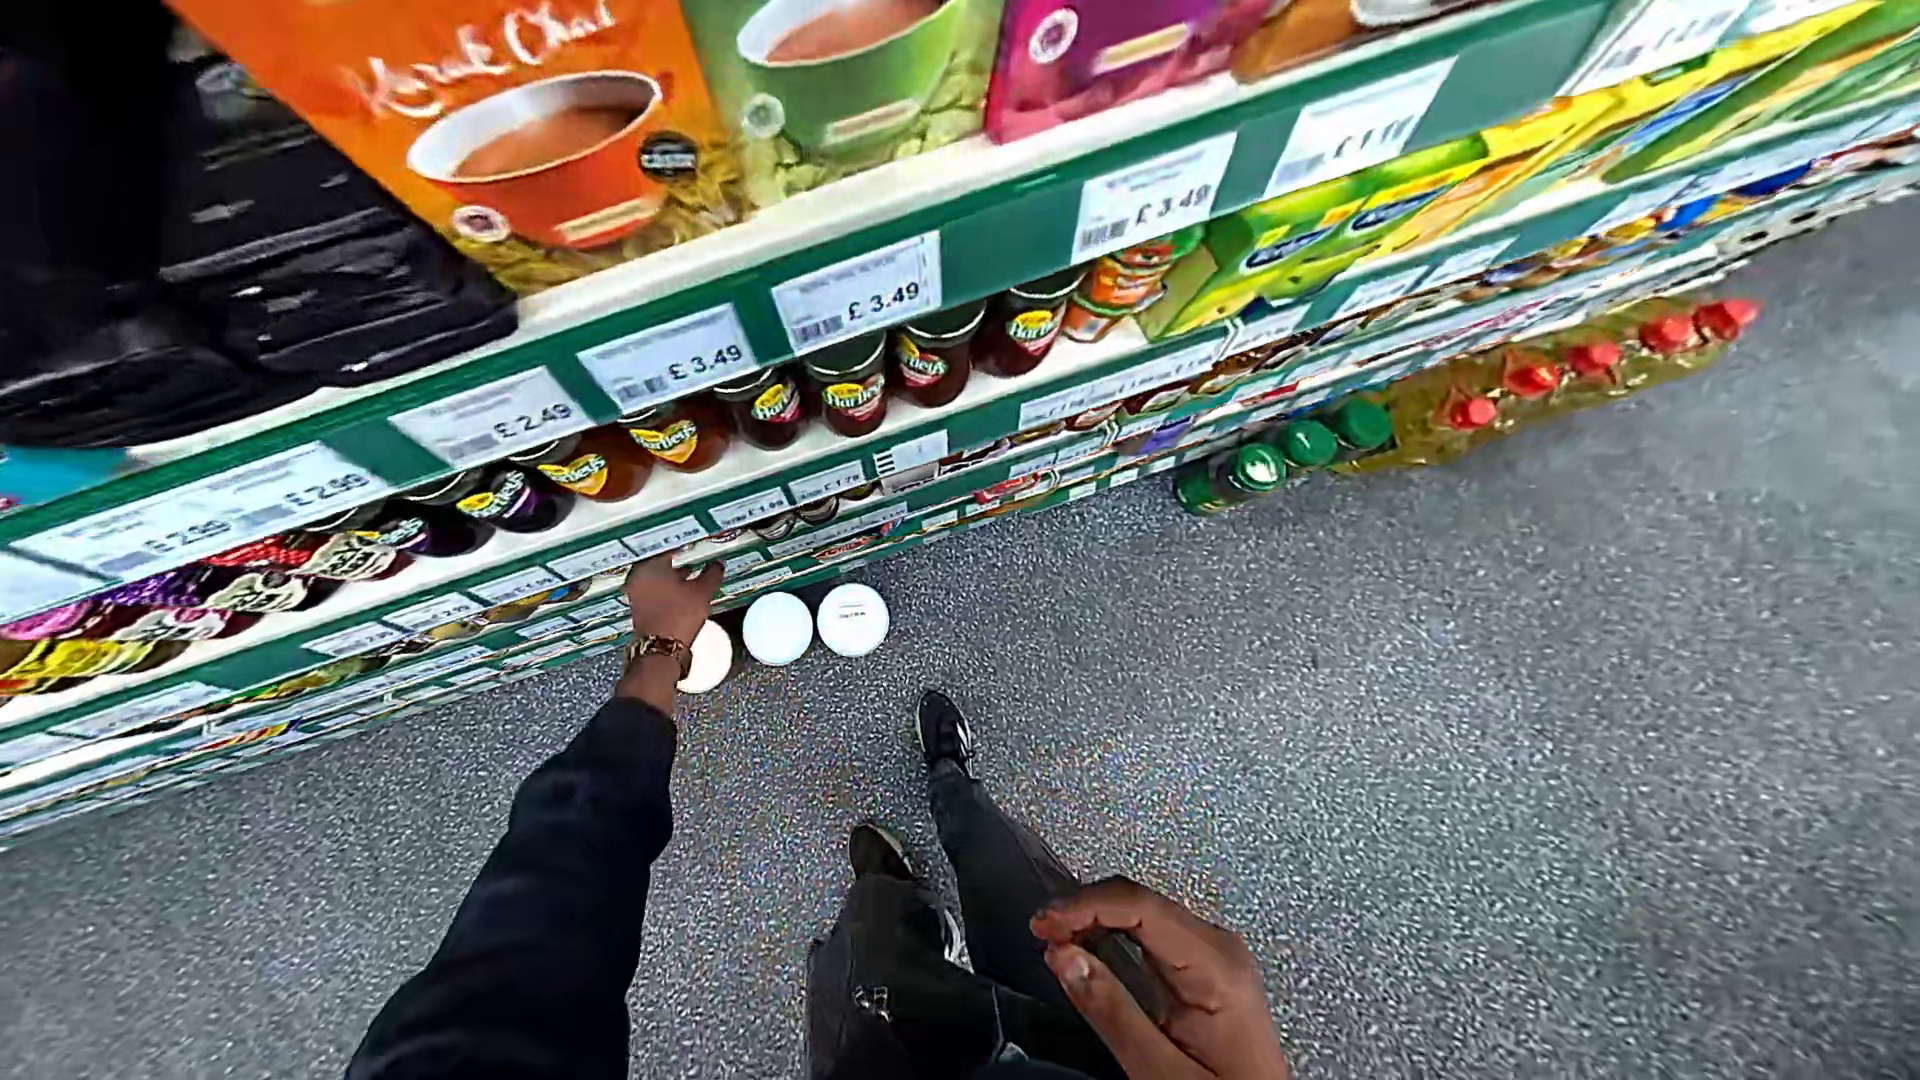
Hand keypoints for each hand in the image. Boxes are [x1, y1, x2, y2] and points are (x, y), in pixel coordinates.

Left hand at [623, 554, 721, 642]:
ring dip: (674, 574)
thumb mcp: (702, 591)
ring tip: (692, 572)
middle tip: (694, 555)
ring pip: (658, 576)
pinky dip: (669, 586)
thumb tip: (718, 564)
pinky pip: (656, 588)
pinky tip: (683, 589)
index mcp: (649, 567)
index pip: (668, 548)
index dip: (684, 545)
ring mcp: (637, 593)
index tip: (694, 544)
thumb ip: (712, 574)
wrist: (662, 647)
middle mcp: (638, 578)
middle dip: (678, 560)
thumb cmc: (679, 614)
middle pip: (660, 562)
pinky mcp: (641, 607)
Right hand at [1031, 878, 1289, 1079]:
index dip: (1084, 904)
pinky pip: (1146, 932)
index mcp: (1217, 964)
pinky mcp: (1199, 965)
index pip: (1140, 904)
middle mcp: (1217, 944)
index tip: (1045, 922)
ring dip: (1092, 919)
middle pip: (1137, 900)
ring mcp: (1210, 952)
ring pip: (1138, 910)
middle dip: (1083, 909)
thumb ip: (1112, 1012)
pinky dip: (1109, 935)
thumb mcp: (1163, 1074)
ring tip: (1056, 939)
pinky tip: (1085, 947)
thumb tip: (1063, 954)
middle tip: (1042, 931)